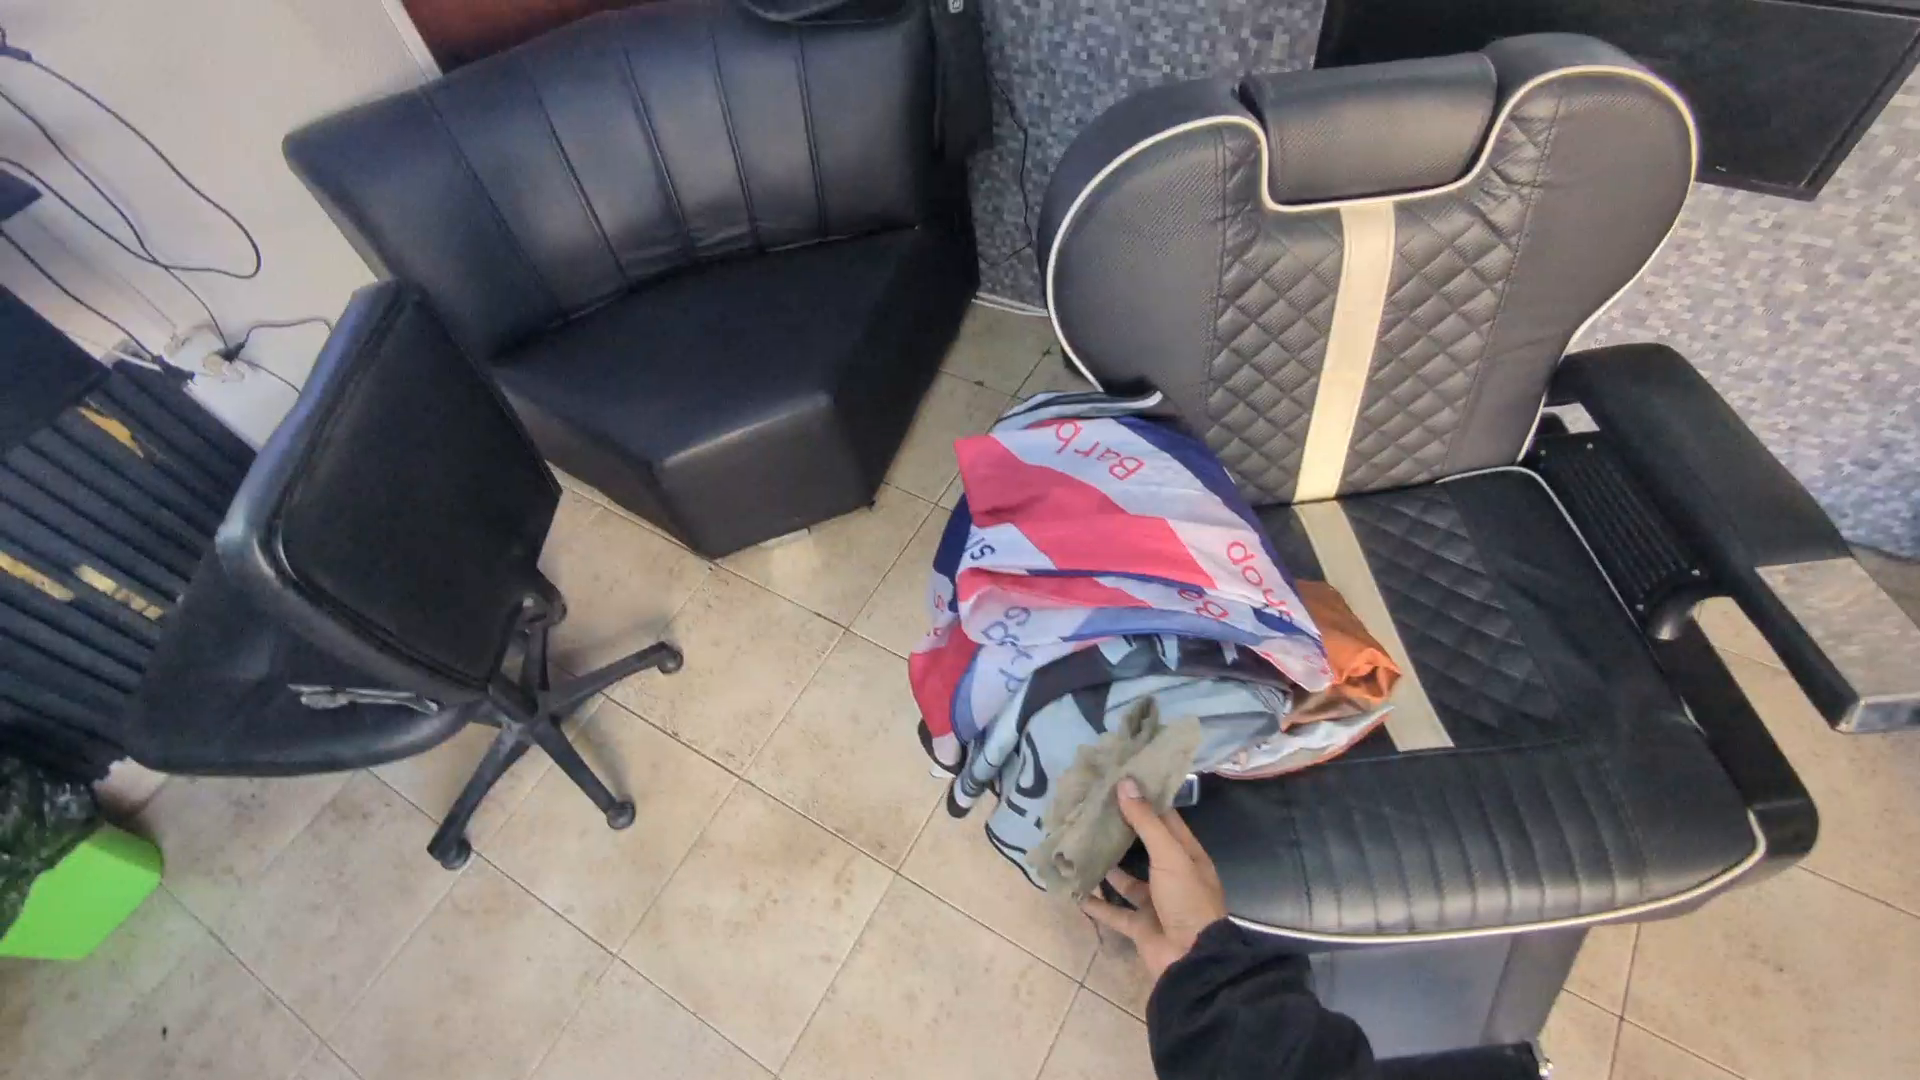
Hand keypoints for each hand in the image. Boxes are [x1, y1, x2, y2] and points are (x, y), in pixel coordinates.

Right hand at [1080, 776, 1227, 980]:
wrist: (1193, 963)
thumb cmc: (1187, 899)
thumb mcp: (1169, 855)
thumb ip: (1146, 821)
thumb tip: (1125, 783)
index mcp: (1187, 855)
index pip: (1164, 819)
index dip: (1144, 799)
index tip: (1118, 780)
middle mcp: (1172, 875)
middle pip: (1143, 846)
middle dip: (1120, 829)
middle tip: (1092, 807)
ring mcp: (1155, 902)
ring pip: (1126, 879)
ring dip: (1107, 865)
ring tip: (1081, 844)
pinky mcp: (1139, 926)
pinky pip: (1114, 912)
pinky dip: (1096, 903)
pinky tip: (1076, 889)